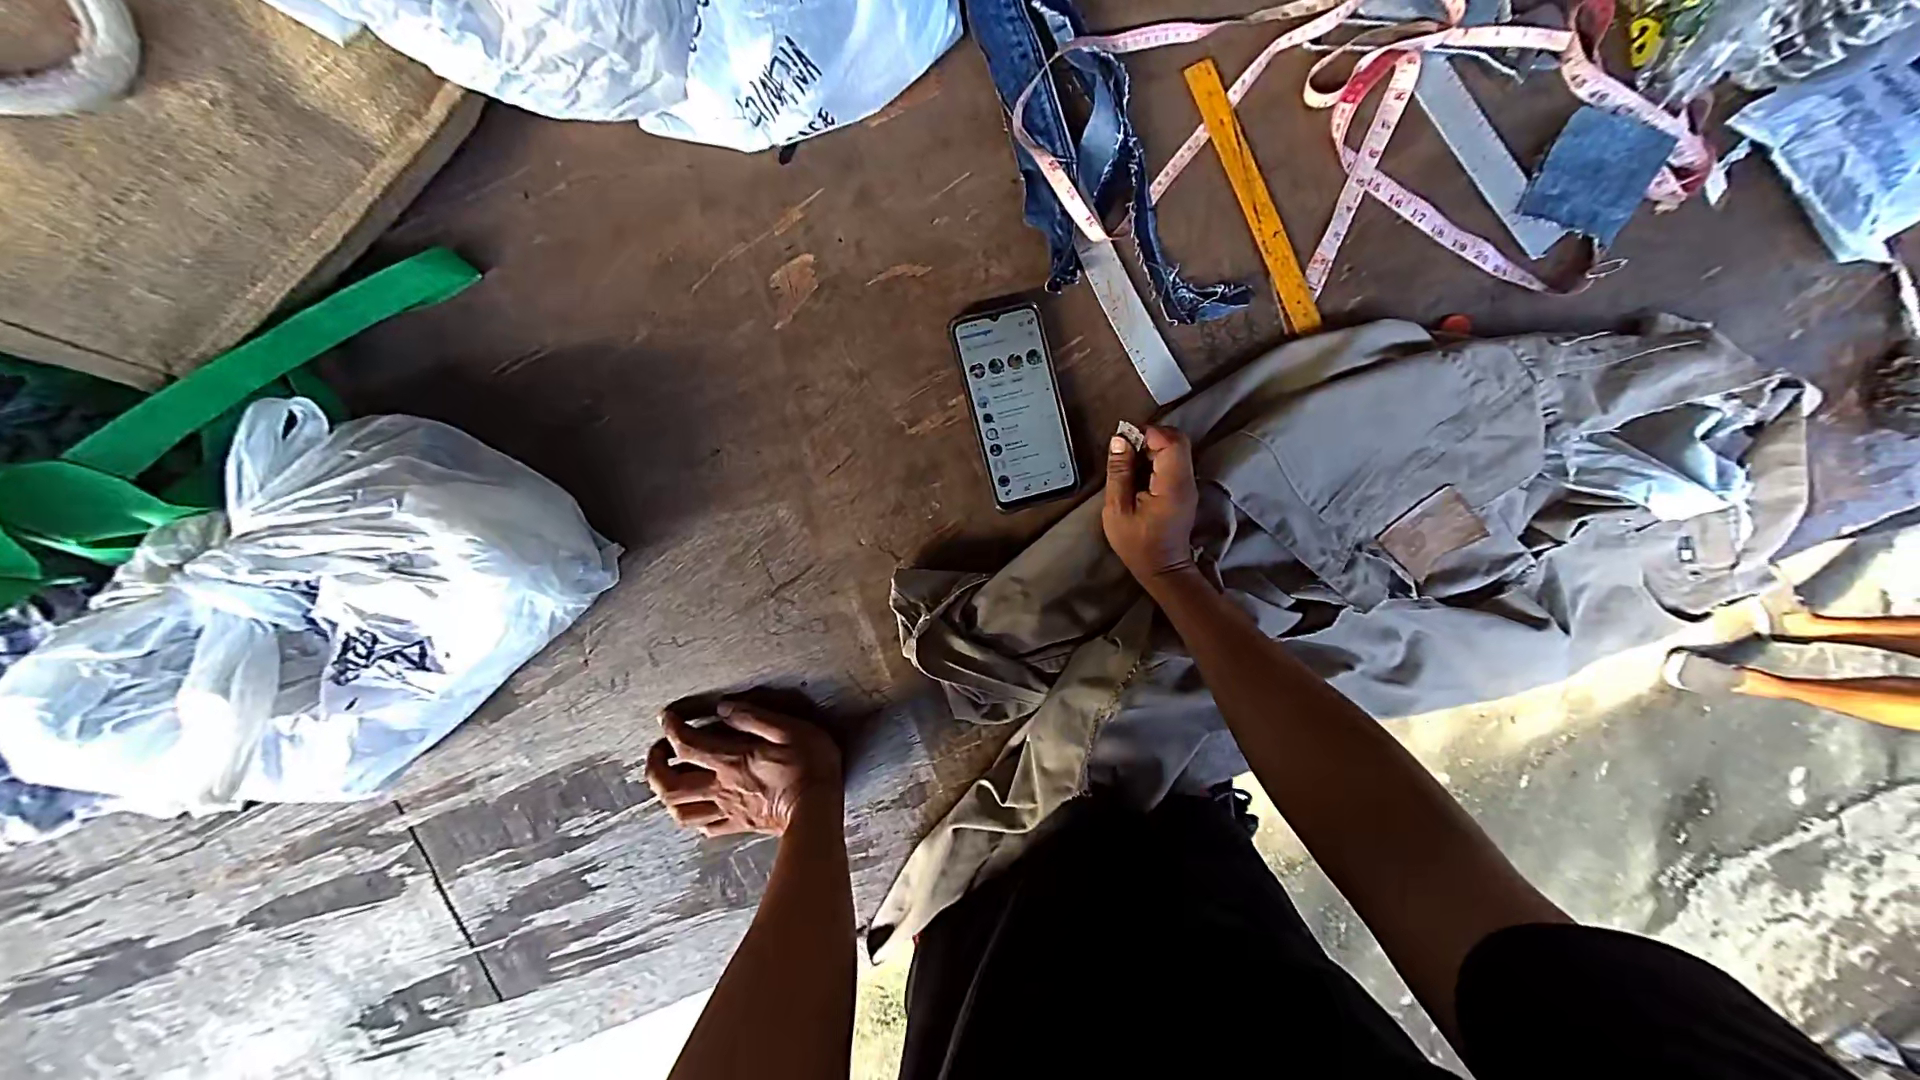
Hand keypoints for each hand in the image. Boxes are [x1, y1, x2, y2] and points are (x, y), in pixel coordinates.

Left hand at [645, 701, 843, 836]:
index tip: (666, 717)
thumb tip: (725, 709)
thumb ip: (754, 717)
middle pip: (670, 784)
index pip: (686, 744)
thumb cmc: (810, 767)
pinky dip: (695, 818)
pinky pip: (707, 828)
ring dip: (666, 795)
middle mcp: (722, 786)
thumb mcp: (789, 729)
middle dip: (655, 766)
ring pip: (681, 810)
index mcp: (732, 760)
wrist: (818, 811)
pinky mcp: (740, 825)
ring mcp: (729, 809)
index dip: (671, 728)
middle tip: (658, 750)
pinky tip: (699, 808)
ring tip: (669, 780)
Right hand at [1103, 424, 1198, 584]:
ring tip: (1129, 461)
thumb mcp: (1117, 510)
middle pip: (1177, 440)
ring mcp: (1189, 484)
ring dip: (1152, 447)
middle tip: (1125, 449)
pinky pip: (1175, 461)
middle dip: (1150, 436)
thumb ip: (1119, 472)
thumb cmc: (1137, 544)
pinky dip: (1157, 457)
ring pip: (1177, 449)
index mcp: (1172, 485)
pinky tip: (1139, 471)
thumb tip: (1120, 440)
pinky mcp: (1186, 488)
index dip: (1147, 433)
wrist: (1163, 568)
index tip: (1124, 440)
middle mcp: (1187, 480)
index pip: (1170, 442)